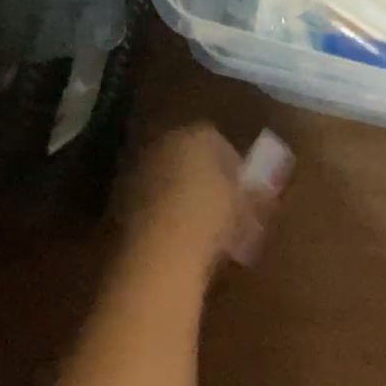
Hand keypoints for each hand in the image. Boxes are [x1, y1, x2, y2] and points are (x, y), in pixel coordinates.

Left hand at [128, 123, 276, 267]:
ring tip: (205, 229)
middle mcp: (163, 143)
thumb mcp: (249, 208)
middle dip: (209, 180)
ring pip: (172, 181)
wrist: (162, 251)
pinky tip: (182, 239)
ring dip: (187, 198)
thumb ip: (257, 195)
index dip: (236, 168)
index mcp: (196, 135)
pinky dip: (167, 214)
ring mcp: (138, 170)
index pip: (221, 142)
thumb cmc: (214, 218)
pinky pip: (155, 202)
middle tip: (227, 209)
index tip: (246, 191)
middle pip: (192, 159)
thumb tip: (265, 194)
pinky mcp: (120, 198)